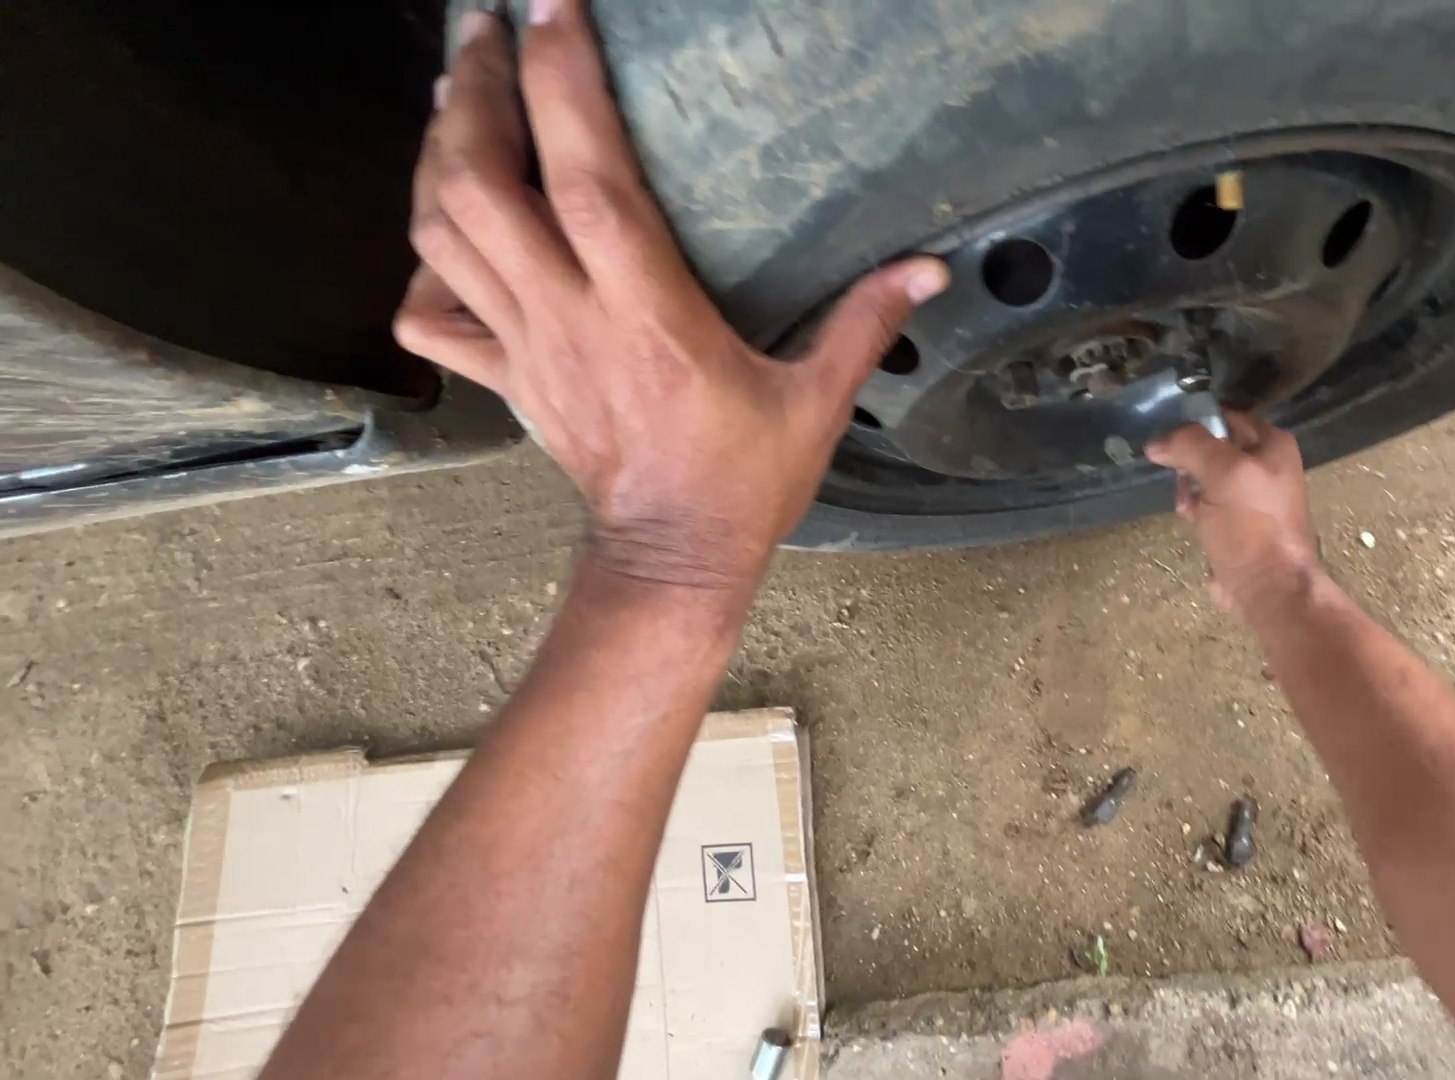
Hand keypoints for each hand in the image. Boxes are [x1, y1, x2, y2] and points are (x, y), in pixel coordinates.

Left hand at [394, 3, 948, 595]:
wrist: (677, 554)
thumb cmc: (747, 481)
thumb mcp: (819, 404)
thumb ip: (865, 325)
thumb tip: (929, 269)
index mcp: (652, 320)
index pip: (589, 182)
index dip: (563, 86)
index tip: (553, 8)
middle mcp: (573, 323)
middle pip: (481, 187)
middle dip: (475, 92)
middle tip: (490, 32)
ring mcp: (528, 353)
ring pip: (439, 235)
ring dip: (437, 154)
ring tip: (463, 101)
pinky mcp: (509, 382)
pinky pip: (431, 313)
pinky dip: (424, 261)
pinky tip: (452, 234)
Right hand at [1146, 413, 1323, 614]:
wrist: (1266, 586)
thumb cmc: (1250, 525)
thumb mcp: (1222, 474)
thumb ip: (1190, 446)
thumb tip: (1156, 443)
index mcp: (1273, 445)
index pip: (1227, 416)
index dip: (1196, 423)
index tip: (1169, 437)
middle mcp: (1266, 465)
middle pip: (1213, 446)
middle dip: (1189, 461)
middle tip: (1178, 475)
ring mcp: (1252, 496)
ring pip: (1205, 476)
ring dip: (1188, 487)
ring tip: (1185, 505)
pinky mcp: (1238, 522)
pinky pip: (1208, 503)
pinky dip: (1194, 508)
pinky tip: (1190, 520)